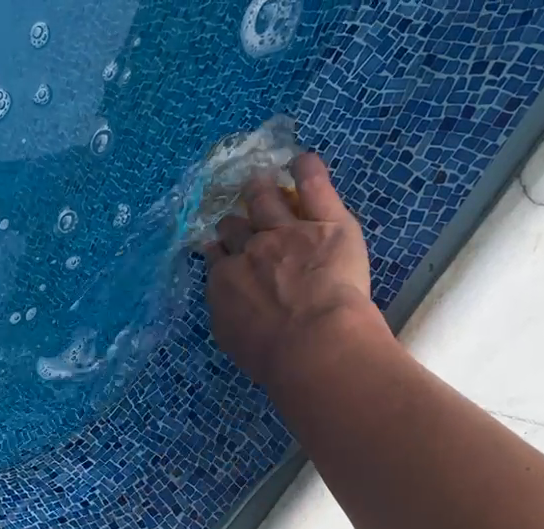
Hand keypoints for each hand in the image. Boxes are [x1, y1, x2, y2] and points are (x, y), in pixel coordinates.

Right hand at [202, 152, 383, 381]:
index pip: (216, 255)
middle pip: (237, 225)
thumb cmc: (270, 354)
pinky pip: (314, 187)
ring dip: (262, 188)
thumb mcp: (231, 337)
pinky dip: (306, 169)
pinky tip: (302, 160)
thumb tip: (224, 296)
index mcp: (224, 281)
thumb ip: (225, 309)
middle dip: (236, 219)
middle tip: (239, 212)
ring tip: (261, 179)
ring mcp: (287, 232)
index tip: (219, 245)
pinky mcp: (327, 222)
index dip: (218, 247)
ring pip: (267, 200)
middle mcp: (250, 250)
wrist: (313, 341)